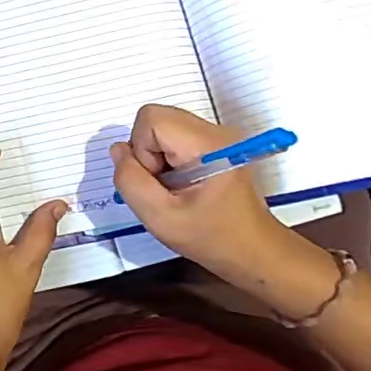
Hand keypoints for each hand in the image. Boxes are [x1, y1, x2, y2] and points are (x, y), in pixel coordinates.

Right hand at [109, 105, 335, 313]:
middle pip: (157, 119)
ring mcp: (217, 137)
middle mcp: (215, 131)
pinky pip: (175, 138)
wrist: (252, 251)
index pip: (151, 119)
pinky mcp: (216, 145)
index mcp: (207, 144)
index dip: (141, 150)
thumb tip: (118, 150)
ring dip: (157, 158)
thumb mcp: (159, 217)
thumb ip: (130, 180)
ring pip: (164, 128)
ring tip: (174, 189)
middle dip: (148, 153)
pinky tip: (182, 186)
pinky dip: (168, 160)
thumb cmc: (211, 238)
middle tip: (164, 187)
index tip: (158, 182)